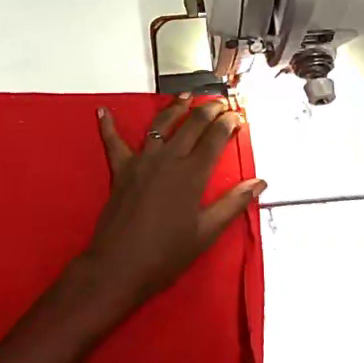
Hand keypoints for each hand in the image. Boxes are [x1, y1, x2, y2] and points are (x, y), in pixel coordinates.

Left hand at [85, 96, 265, 320]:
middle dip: (209, 109)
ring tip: (186, 95)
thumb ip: (233, 203)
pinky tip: (103, 112)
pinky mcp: (121, 170)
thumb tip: (260, 182)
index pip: (215, 138)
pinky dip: (108, 126)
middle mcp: (169, 159)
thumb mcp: (206, 232)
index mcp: (192, 174)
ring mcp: (143, 161)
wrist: (119, 267)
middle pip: (193, 124)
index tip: (239, 116)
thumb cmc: (166, 254)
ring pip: (161, 124)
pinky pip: (114, 142)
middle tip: (221, 103)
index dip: (229, 123)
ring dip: (175, 107)